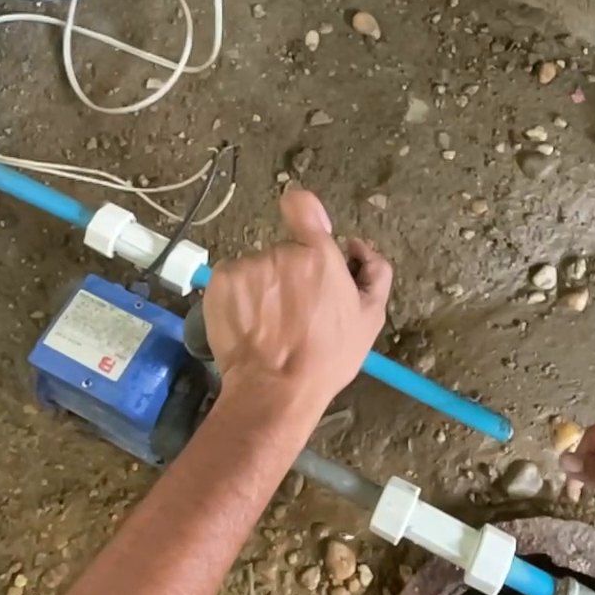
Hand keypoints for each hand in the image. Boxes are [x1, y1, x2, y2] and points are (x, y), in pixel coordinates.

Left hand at [203, 189, 392, 422]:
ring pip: (258, 267)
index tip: (306, 230)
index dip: (304, 213)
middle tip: (296, 310)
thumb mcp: (370, 318)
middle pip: (284, 250)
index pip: (302, 205)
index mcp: (318, 255)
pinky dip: (240, 297)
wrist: (275, 389)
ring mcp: (247, 266)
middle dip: (290, 272)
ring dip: (264, 287)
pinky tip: (250, 324)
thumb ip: (374, 271)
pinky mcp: (221, 282)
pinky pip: (233, 279)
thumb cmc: (327, 357)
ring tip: (271, 324)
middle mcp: (280, 251)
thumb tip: (356, 245)